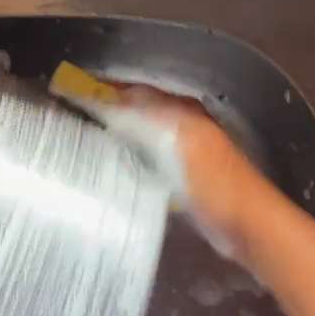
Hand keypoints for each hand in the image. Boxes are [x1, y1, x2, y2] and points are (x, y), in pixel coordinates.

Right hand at [78, 84, 276, 258]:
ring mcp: (179, 149)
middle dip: (103, 110)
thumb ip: (140, 121)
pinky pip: (143, 158)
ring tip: (78, 139)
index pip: (133, 89)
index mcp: (181, 108)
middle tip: (67, 116)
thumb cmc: (214, 182)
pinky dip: (124, 158)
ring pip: (137, 134)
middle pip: (133, 110)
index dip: (103, 88)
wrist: (247, 227)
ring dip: (112, 135)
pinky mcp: (178, 176)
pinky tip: (106, 167)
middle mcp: (179, 122)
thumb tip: (103, 102)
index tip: (68, 91)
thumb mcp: (175, 144)